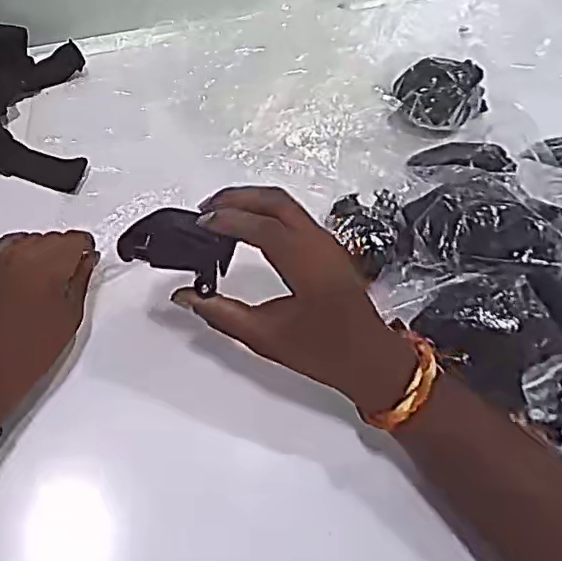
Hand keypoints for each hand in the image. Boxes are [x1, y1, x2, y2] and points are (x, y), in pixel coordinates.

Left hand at [0, 231, 98, 419]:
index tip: (88, 258)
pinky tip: (30, 280)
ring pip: (34, 240)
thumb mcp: (71, 314)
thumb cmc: (28, 350)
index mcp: (46, 263)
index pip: (76, 238)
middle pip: (55, 237)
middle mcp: (21, 253)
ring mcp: (2, 256)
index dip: (86, 249)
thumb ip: (82, 278)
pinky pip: (14, 247)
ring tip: (47, 285)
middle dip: (66, 253)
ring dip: (44, 255)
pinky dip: (24, 257)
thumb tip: (87, 261)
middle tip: (71, 278)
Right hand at [174, 187, 418, 415]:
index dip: (227, 220)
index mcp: (308, 266)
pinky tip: (246, 224)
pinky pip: (292, 212)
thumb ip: (221, 314)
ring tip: (221, 213)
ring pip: (284, 202)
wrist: (374, 362)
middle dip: (235, 198)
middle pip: (274, 200)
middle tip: (207, 210)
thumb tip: (187, 297)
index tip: (202, 224)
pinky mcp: (326, 245)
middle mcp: (320, 246)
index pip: (262, 227)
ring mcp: (326, 242)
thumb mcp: (266, 338)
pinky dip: (263, 209)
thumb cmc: (330, 353)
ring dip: (249, 200)